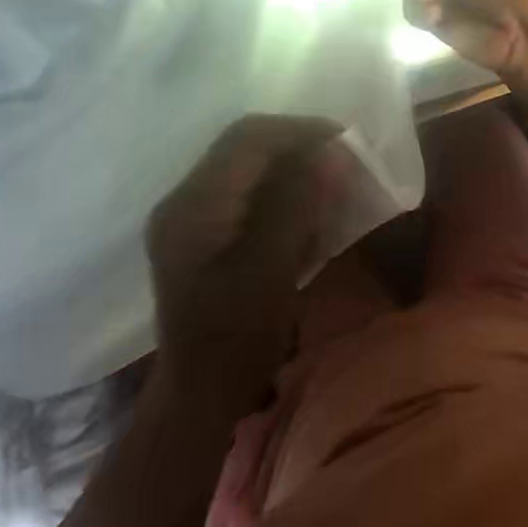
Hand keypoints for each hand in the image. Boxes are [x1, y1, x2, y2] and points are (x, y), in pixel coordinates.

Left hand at [146, 115, 343, 419]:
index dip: (299, 131)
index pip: (246, 140)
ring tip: (330, 180)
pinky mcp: (200, 234)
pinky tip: (305, 208)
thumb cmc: (236, 340)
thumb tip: (328, 152)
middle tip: (342, 160)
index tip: (345, 142)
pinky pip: (243, 193)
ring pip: (246, 167)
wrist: (200, 394)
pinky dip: (278, 191)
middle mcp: (182, 200)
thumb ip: (294, 204)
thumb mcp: (270, 270)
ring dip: (289, 166)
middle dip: (296, 147)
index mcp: (192, 205)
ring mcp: (188, 216)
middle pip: (244, 148)